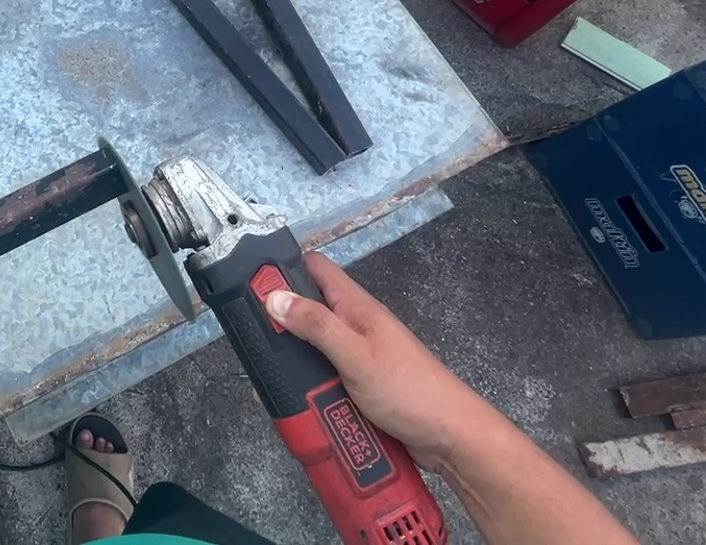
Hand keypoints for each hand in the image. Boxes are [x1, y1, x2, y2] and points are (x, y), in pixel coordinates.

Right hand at [264, 252, 504, 470]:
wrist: (453, 440)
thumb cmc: (408, 389)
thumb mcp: (355, 354)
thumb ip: (315, 325)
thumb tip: (274, 296)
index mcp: (353, 304)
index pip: (313, 267)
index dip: (283, 266)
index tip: (252, 280)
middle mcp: (352, 323)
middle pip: (306, 310)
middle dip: (280, 322)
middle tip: (252, 337)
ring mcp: (355, 355)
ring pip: (311, 348)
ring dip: (292, 361)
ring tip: (266, 375)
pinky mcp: (357, 384)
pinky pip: (323, 377)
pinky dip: (307, 386)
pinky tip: (294, 401)